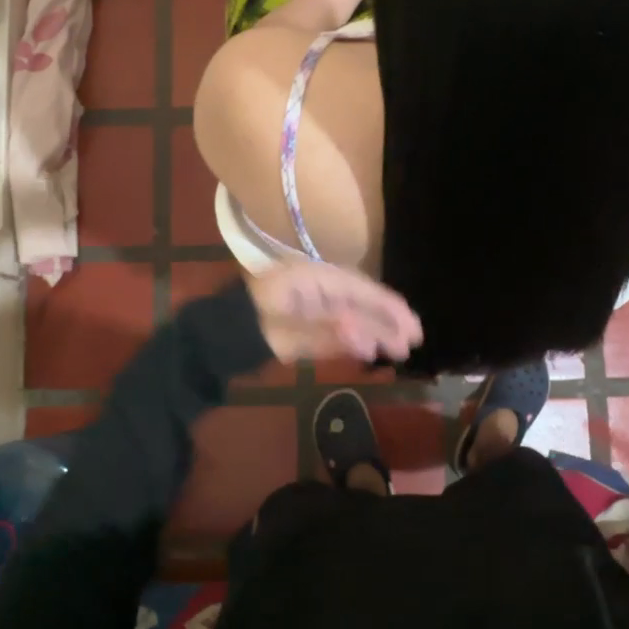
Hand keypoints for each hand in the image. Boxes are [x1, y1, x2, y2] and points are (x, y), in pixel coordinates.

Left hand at [247, 262, 421, 363]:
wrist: (215, 339)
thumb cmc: (246, 331)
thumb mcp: (284, 335)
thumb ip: (325, 333)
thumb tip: (363, 332)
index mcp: (312, 279)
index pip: (361, 290)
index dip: (390, 308)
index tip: (413, 327)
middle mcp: (317, 284)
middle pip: (361, 300)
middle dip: (388, 320)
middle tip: (412, 342)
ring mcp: (311, 300)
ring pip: (353, 312)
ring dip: (375, 329)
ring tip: (398, 350)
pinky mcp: (305, 317)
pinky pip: (338, 322)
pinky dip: (356, 334)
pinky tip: (369, 348)